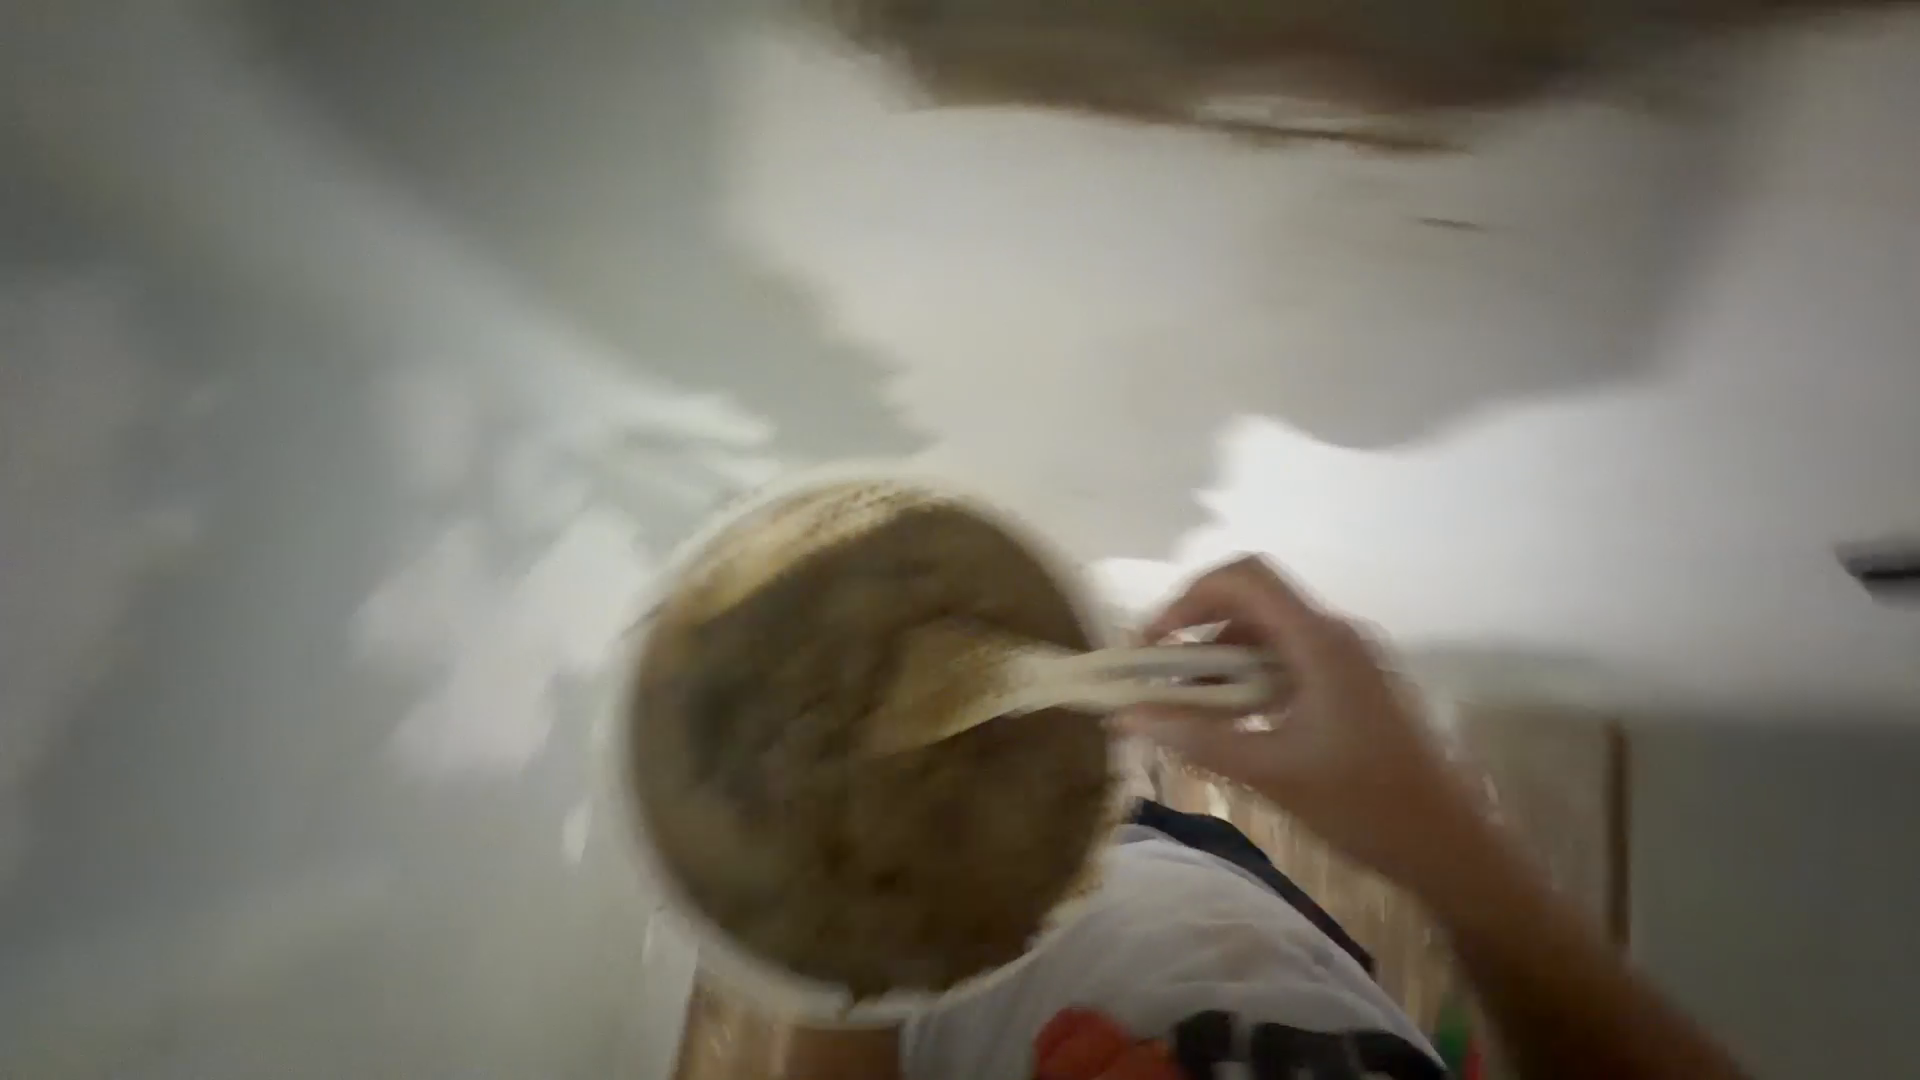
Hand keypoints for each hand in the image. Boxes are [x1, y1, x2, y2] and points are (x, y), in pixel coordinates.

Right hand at [1122, 555, 1498, 892]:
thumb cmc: (1366, 807)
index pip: (1243, 578)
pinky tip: (1231, 719)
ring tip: (1187, 705)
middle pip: (1250, 601)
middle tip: (1158, 672)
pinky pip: (1285, 658)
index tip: (1153, 642)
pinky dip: (1246, 676)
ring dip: (1219, 657)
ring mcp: (1347, 657)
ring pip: (1265, 631)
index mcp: (1320, 641)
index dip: (1188, 598)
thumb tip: (1126, 716)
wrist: (1456, 851)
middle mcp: (1334, 634)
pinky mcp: (1351, 682)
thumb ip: (1193, 737)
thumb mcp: (1268, 772)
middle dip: (1195, 629)